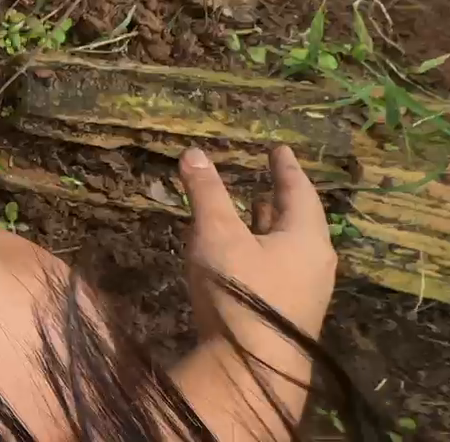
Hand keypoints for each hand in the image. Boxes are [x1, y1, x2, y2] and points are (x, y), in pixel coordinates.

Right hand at [178, 144, 335, 347]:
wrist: (252, 356)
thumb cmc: (240, 285)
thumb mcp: (217, 232)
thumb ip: (206, 192)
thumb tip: (195, 152)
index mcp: (305, 239)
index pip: (300, 194)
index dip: (287, 170)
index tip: (280, 150)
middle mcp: (311, 259)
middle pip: (296, 218)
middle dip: (279, 195)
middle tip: (267, 173)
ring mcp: (299, 283)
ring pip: (283, 239)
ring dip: (266, 218)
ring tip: (251, 200)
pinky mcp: (282, 299)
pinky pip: (273, 256)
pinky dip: (257, 238)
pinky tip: (237, 240)